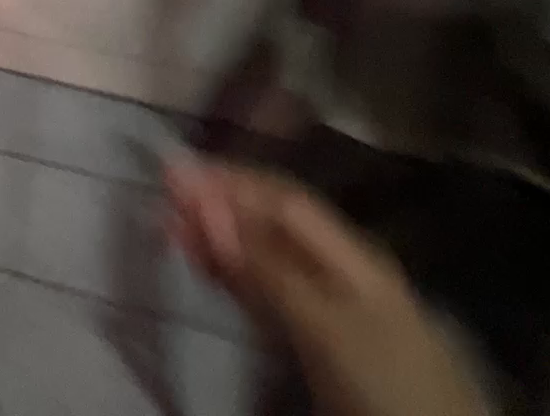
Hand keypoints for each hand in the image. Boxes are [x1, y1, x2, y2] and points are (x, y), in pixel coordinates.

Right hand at [166, 161, 491, 415]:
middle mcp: (333, 268)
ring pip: (258, 254)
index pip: (280, 200)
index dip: (230, 180)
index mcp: (349, 254)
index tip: (175, 171)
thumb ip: (266, 265)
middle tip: (162, 196)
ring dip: (214, 235)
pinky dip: (226, 270)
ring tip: (169, 225)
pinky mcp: (309, 334)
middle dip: (215, 204)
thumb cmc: (386, 378)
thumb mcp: (327, 322)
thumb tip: (207, 208)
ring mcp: (321, 301)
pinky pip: (259, 289)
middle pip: (267, 222)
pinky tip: (200, 262)